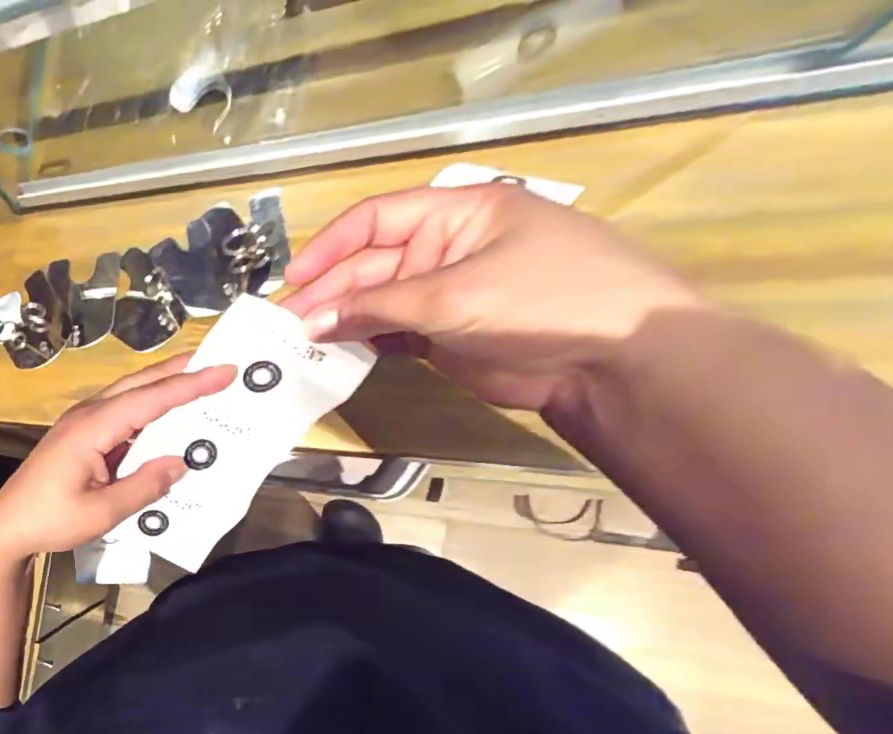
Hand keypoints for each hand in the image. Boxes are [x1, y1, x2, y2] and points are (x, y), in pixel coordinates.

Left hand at [0, 356, 235, 562]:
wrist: (5, 529)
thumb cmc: (49, 521)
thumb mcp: (103, 512)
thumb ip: (144, 486)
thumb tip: (179, 463)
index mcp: (91, 428)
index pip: (150, 399)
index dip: (190, 385)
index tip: (224, 371)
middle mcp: (85, 416)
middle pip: (138, 384)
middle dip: (178, 371)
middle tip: (216, 362)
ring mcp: (78, 424)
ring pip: (127, 395)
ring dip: (161, 388)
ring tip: (197, 383)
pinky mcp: (77, 437)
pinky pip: (118, 414)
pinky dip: (145, 410)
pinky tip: (162, 419)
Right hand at [280, 183, 707, 411]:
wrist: (609, 360)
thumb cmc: (540, 300)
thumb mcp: (453, 294)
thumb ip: (377, 307)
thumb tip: (313, 320)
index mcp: (456, 214)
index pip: (375, 219)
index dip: (329, 247)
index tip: (292, 279)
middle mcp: (444, 248)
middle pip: (370, 265)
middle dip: (327, 293)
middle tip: (284, 324)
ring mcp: (444, 293)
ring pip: (376, 303)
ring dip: (340, 321)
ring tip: (298, 343)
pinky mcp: (444, 334)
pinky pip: (391, 334)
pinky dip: (364, 343)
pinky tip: (335, 353)